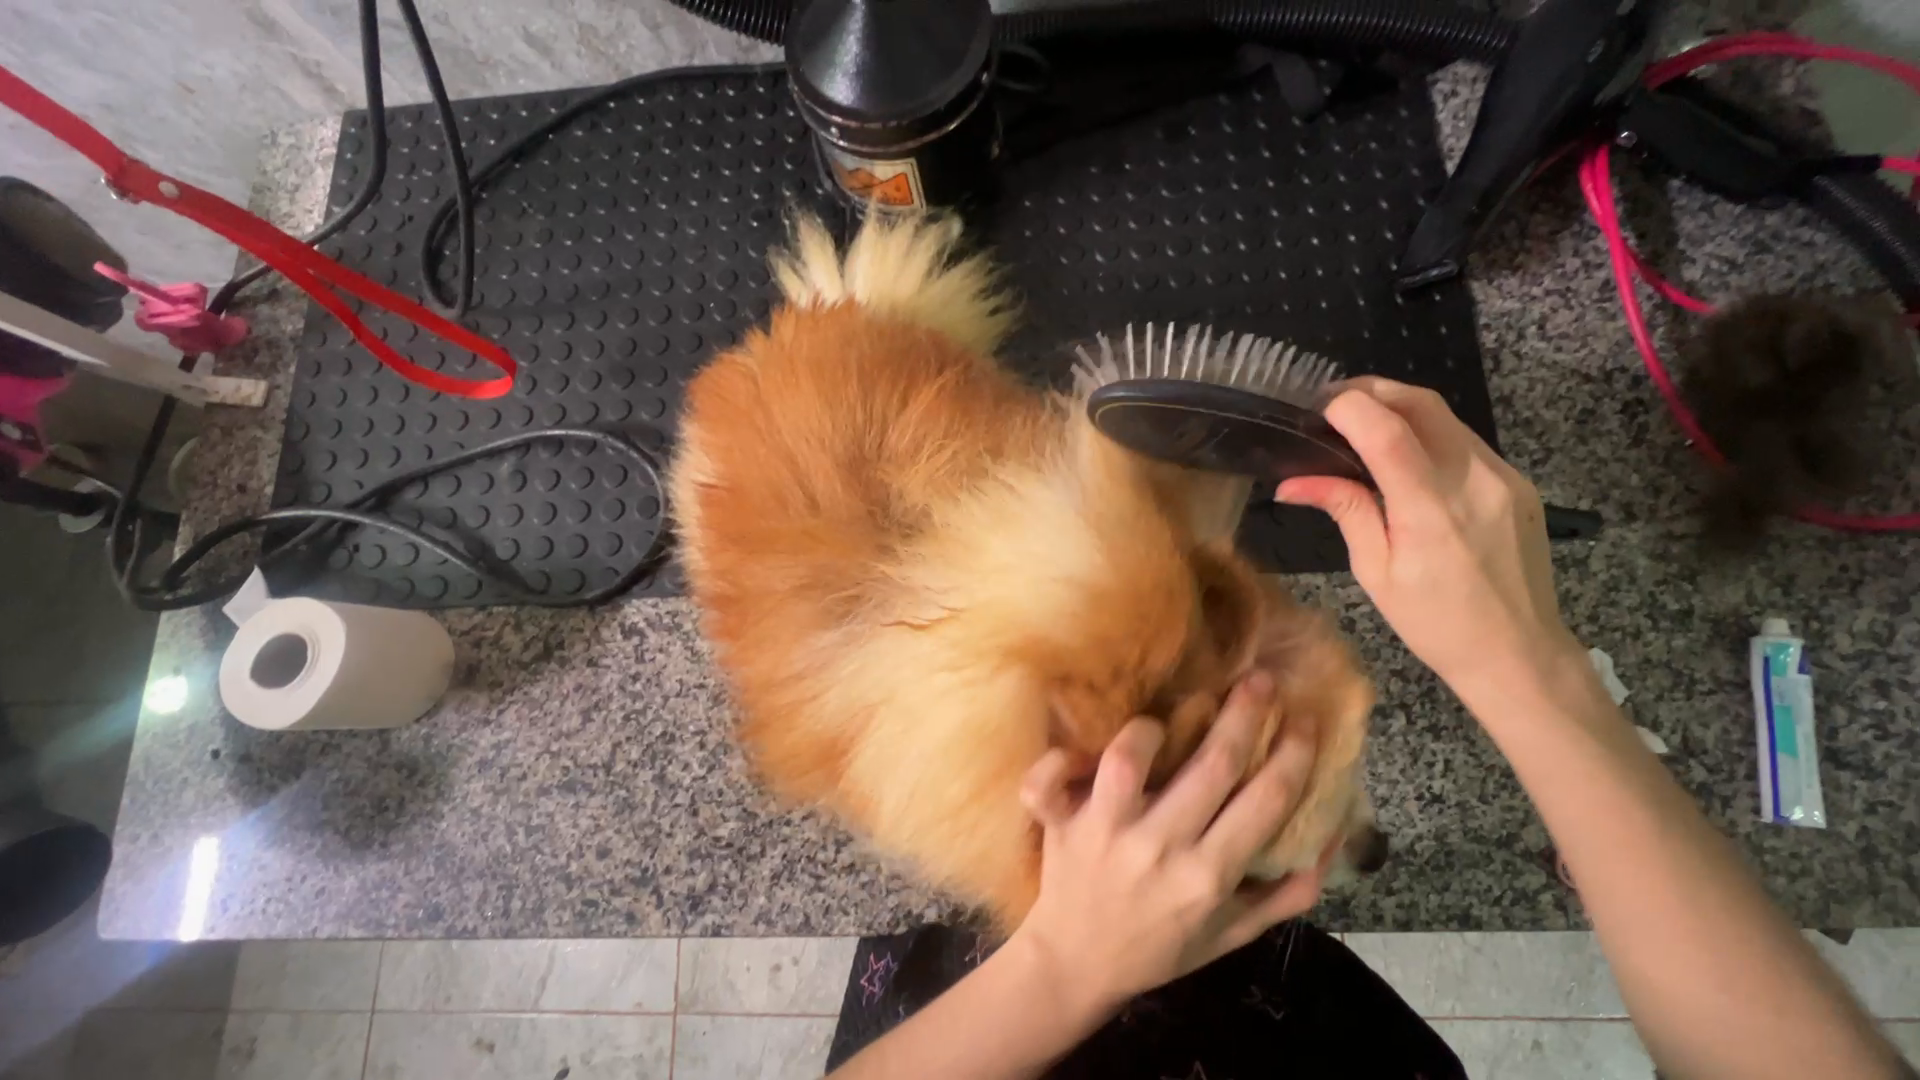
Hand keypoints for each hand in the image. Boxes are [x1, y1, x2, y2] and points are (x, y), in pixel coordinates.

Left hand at [1010, 672, 1330, 1017]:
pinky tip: (1078, 751)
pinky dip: (1058, 761)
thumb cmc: (1158, 947)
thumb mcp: (1230, 936)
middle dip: (1244, 715)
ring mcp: (1106, 833)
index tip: (1305, 718)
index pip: (1265, 802)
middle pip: (1211, 767)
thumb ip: (1282, 896)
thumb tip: (1329, 844)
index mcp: (1209, 876)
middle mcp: (1160, 848)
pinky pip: (1049, 783)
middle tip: (1261, 678)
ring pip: (1128, 761)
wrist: (1077, 966)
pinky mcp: (1062, 825)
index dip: (1293, 755)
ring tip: (1165, 716)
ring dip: (1149, 730)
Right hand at [1276, 377, 1583, 698]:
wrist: (1519, 651)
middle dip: (1371, 391)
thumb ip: (1345, 511)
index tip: (1315, 410)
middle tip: (1332, 407)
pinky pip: (1464, 439)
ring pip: (1445, 416)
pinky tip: (1403, 458)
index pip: (1388, 430)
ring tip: (1360, 428)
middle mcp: (1473, 480)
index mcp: (1430, 510)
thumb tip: (1293, 482)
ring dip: (1398, 409)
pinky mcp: (1516, 481)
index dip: (1348, 407)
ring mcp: (1502, 476)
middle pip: (1421, 403)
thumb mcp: (1376, 572)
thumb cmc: (1435, 623)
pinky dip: (1425, 433)